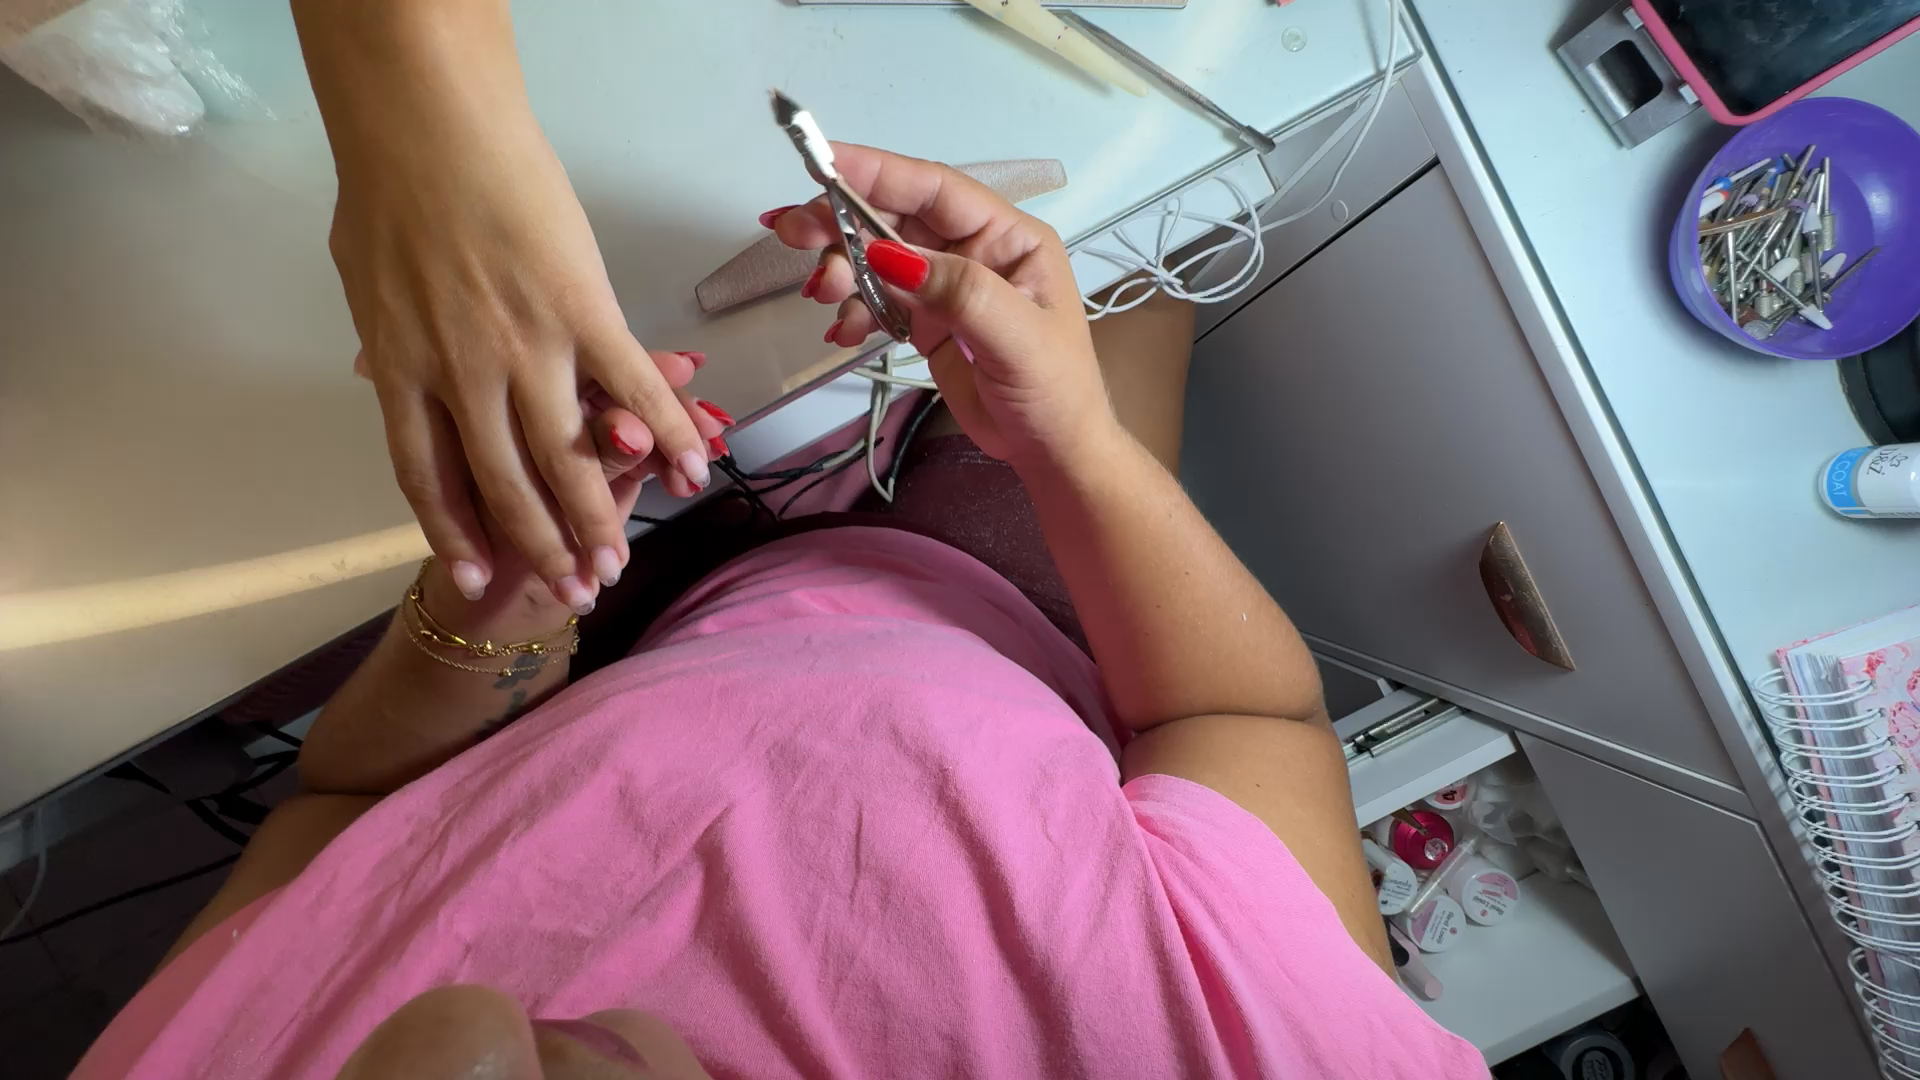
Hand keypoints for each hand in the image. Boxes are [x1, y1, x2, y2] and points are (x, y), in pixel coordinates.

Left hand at [329, 112, 718, 612]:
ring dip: (599, 516)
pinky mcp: (587, 316)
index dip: (455, 532)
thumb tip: (394, 385)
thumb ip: (392, 350)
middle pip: (507, 482)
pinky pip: (635, 392)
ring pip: (569, 455)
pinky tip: (695, 474)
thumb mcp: (368, 285)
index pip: (428, 474)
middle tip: (576, 592)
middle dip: (542, 546)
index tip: (478, 578)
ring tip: (620, 562)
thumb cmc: (393, 190)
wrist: (426, 117)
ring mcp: (530, 349)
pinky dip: (669, 436)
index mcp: (406, 368)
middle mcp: (465, 375)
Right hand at [768, 145, 1117, 470]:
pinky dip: (854, 312)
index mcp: (1007, 238)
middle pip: (896, 219)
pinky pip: (879, 303)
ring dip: (844, 272)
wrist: (1048, 449)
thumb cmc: (1052, 392)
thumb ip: (958, 292)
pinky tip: (842, 332)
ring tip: (823, 299)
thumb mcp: (1015, 338)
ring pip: (880, 260)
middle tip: (792, 233)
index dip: (877, 172)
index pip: (935, 189)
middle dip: (842, 222)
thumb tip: (887, 254)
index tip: (821, 166)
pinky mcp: (927, 323)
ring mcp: (947, 288)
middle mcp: (974, 253)